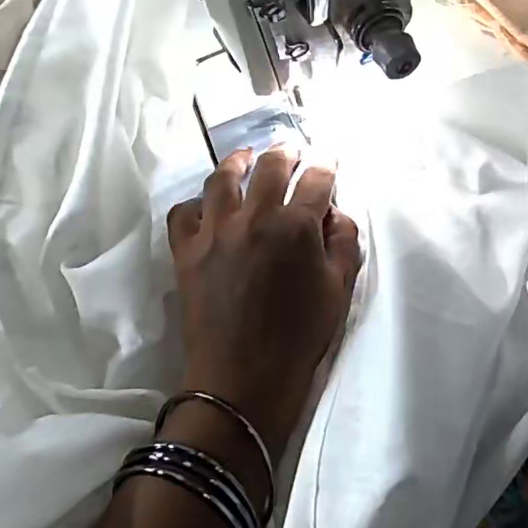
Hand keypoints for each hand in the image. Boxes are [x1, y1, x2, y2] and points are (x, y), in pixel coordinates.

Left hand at [166, 147, 362, 451]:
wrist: (243, 377)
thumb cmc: (300, 337)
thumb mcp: (339, 289)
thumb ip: (343, 241)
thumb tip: (333, 211)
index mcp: (296, 226)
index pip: (316, 178)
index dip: (326, 164)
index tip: (328, 161)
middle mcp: (254, 217)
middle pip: (270, 165)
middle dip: (286, 152)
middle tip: (290, 150)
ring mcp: (214, 230)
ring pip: (222, 178)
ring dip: (239, 162)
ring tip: (246, 160)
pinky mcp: (185, 250)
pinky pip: (184, 211)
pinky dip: (197, 204)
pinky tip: (207, 207)